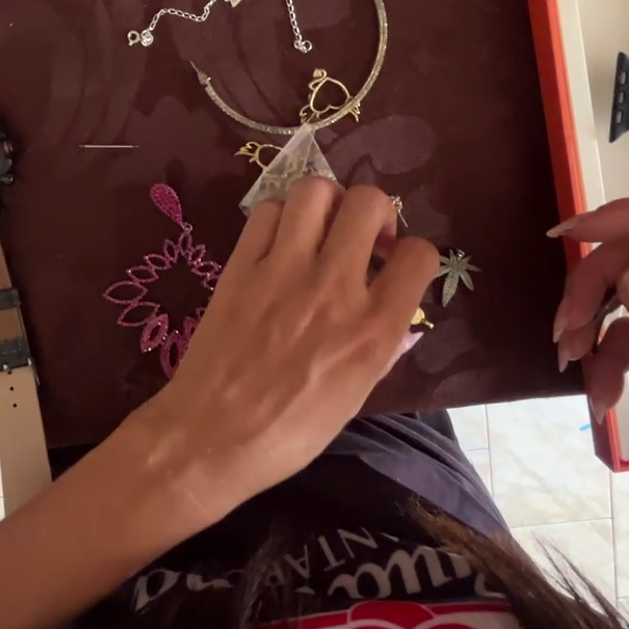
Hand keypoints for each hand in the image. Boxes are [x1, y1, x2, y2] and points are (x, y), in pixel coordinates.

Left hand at [124, 179, 437, 524]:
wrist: (209, 437)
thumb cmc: (288, 434)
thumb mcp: (354, 399)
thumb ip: (382, 350)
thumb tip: (401, 321)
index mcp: (372, 331)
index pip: (418, 254)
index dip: (413, 253)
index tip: (395, 265)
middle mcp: (333, 289)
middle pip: (369, 202)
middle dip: (374, 212)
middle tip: (361, 238)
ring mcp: (282, 271)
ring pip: (315, 191)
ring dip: (327, 202)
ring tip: (320, 229)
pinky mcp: (239, 266)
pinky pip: (267, 211)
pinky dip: (281, 217)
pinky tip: (279, 242)